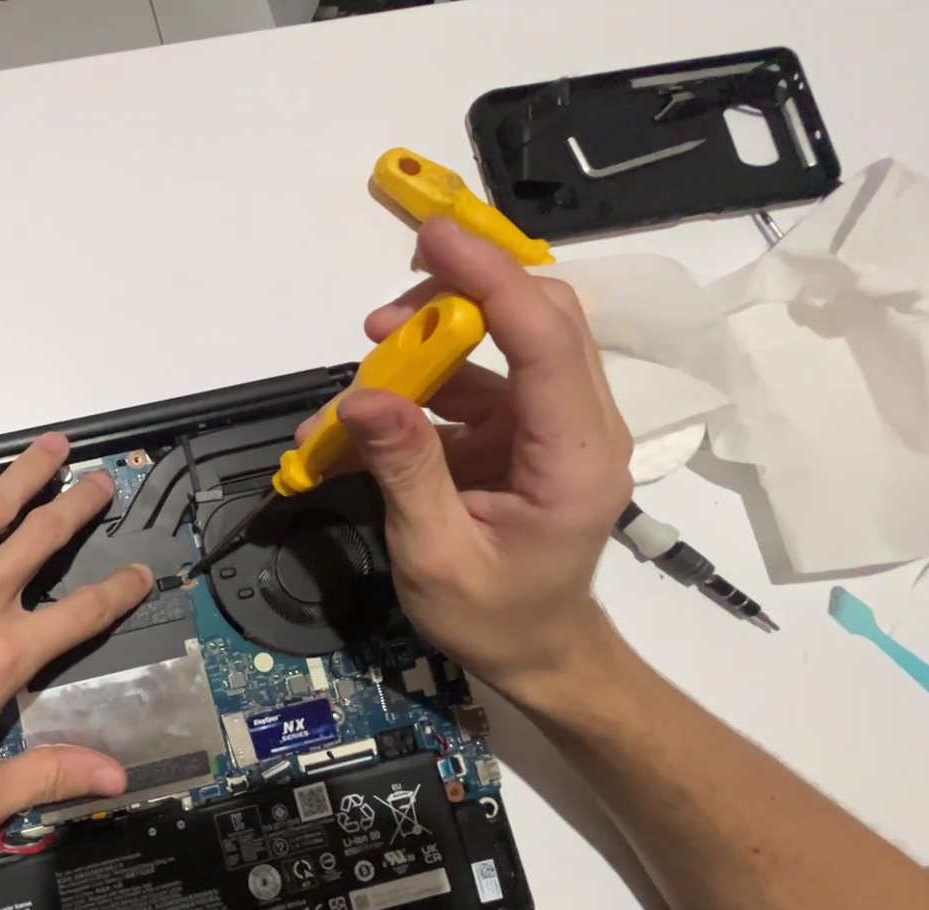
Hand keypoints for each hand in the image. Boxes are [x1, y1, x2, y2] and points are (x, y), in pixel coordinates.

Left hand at [0, 432, 152, 874]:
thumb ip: (46, 777)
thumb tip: (116, 778)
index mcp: (1, 659)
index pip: (81, 615)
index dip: (120, 592)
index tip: (143, 571)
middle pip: (41, 540)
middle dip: (79, 507)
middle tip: (104, 480)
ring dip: (24, 473)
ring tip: (52, 445)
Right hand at [304, 217, 633, 700]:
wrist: (535, 652)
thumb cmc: (494, 617)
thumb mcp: (435, 554)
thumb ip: (405, 471)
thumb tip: (362, 400)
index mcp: (574, 456)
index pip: (545, 339)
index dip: (491, 279)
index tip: (433, 237)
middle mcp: (574, 426)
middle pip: (533, 322)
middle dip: (455, 301)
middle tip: (378, 319)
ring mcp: (544, 429)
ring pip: (493, 351)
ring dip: (422, 352)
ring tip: (354, 385)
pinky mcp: (514, 438)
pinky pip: (467, 391)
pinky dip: (412, 395)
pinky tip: (360, 424)